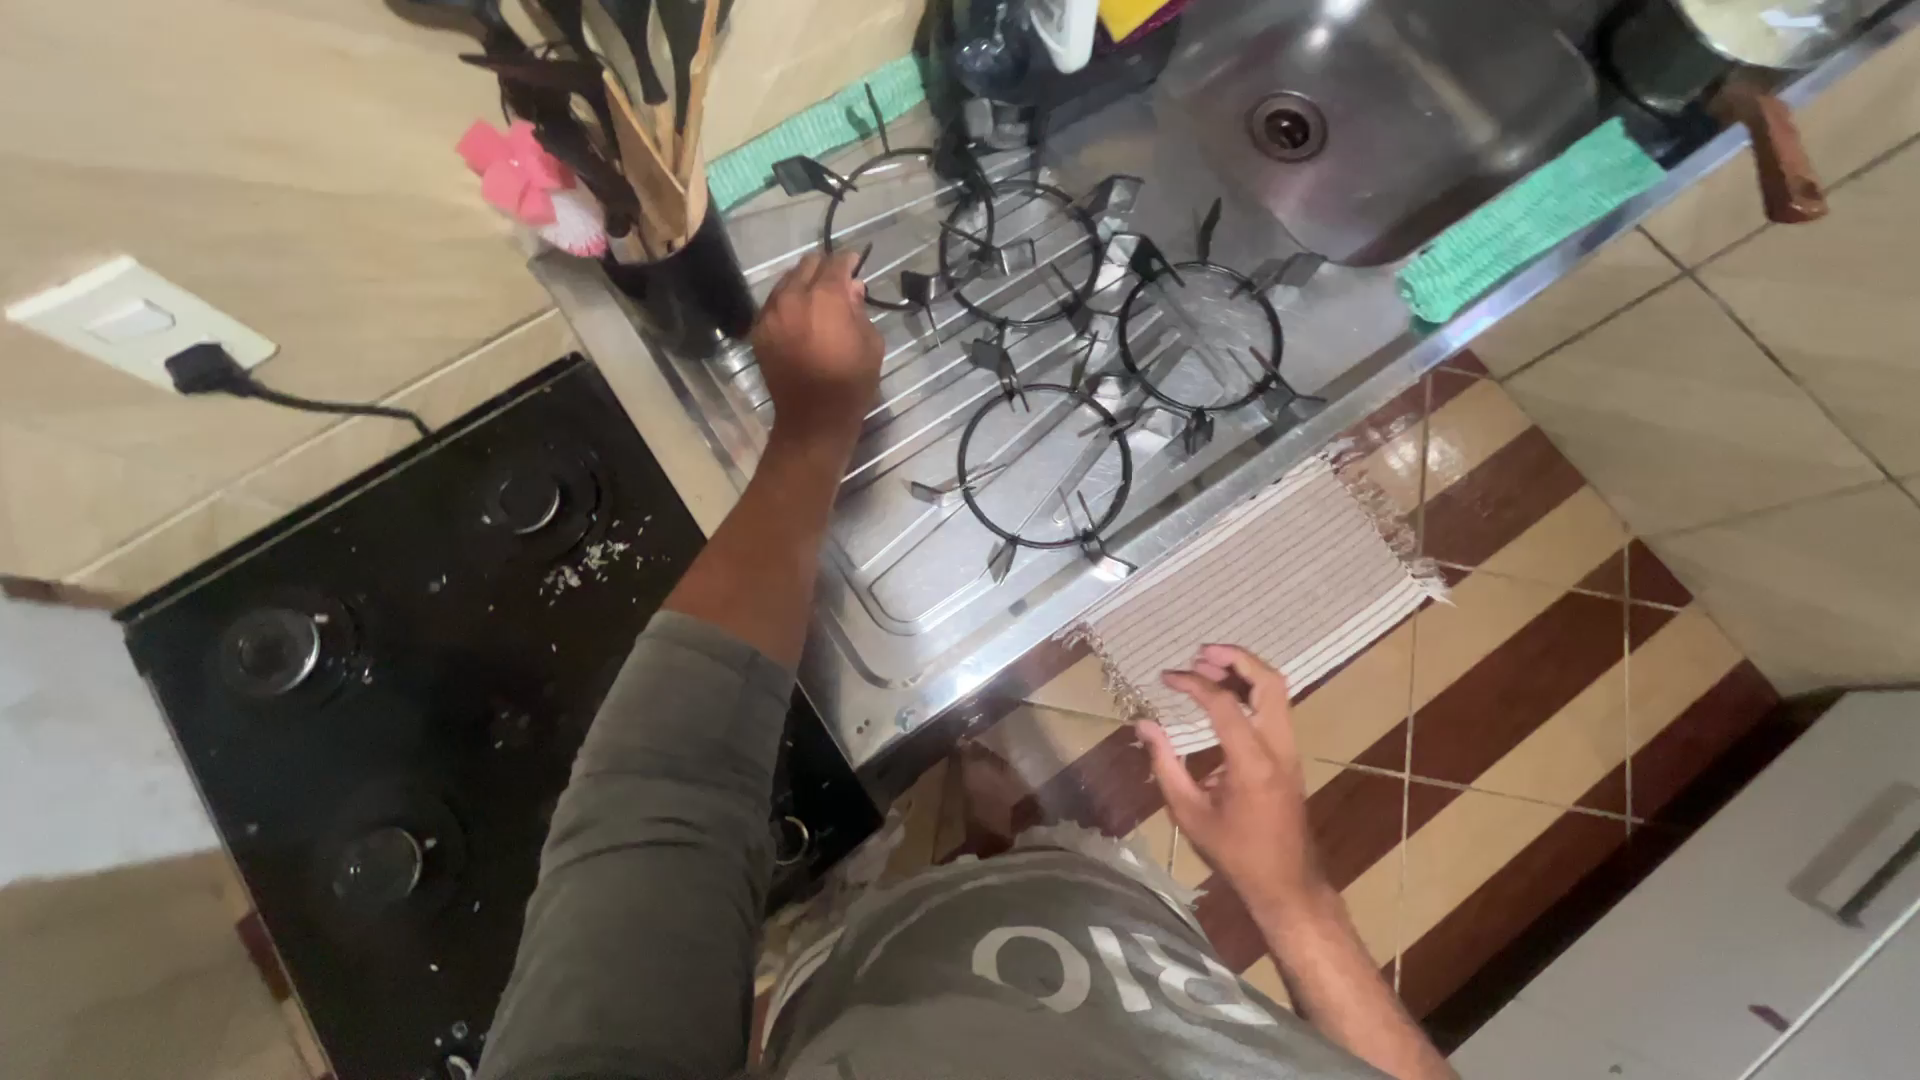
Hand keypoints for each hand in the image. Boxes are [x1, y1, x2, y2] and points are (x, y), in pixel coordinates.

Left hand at [751, 251, 883, 452]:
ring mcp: (771, 314)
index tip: (856, 264)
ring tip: (816, 299)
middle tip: (837, 282)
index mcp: (826, 298)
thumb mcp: (871, 344)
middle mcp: (793, 297)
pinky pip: (773, 304)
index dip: (849, 260)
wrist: (813, 419)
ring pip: (786, 281)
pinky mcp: (759, 331)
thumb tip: (853, 288)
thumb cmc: (851, 384)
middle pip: (807, 265)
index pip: (836, 262)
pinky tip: (799, 317)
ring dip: (803, 284)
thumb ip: (860, 310)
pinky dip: (787, 303)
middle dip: (824, 269)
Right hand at [1139, 644, 1328, 911]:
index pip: (1224, 703)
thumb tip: (1144, 725)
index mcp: (1252, 762)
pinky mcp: (1290, 755)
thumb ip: (1164, 764)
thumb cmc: (1234, 852)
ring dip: (1244, 671)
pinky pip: (1275, 708)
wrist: (1286, 883)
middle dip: (1236, 658)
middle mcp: (1278, 747)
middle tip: (1200, 653)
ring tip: (1208, 666)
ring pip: (1277, 691)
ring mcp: (1290, 750)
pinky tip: (1224, 694)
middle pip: (1269, 682)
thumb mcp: (1189, 812)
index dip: (1193, 683)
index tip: (1166, 678)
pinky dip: (1250, 690)